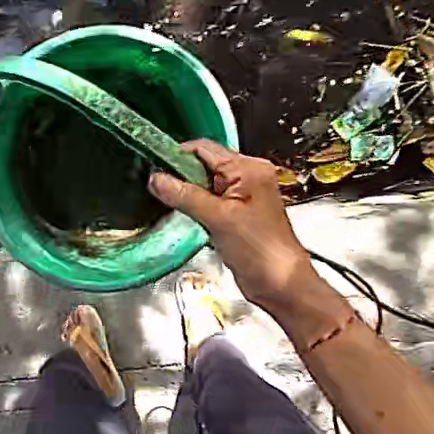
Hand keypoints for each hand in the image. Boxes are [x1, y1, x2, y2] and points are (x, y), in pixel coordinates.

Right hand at [147, 140, 323, 311]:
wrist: (280, 283)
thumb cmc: (263, 251)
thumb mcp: (218, 219)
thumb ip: (185, 196)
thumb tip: (158, 179)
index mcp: (249, 169)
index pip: (204, 149)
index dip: (177, 156)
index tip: (154, 167)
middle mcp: (248, 177)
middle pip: (203, 165)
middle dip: (180, 176)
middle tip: (160, 189)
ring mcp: (242, 196)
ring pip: (204, 184)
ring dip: (187, 193)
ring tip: (171, 205)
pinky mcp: (236, 214)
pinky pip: (209, 201)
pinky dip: (195, 206)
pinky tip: (187, 217)